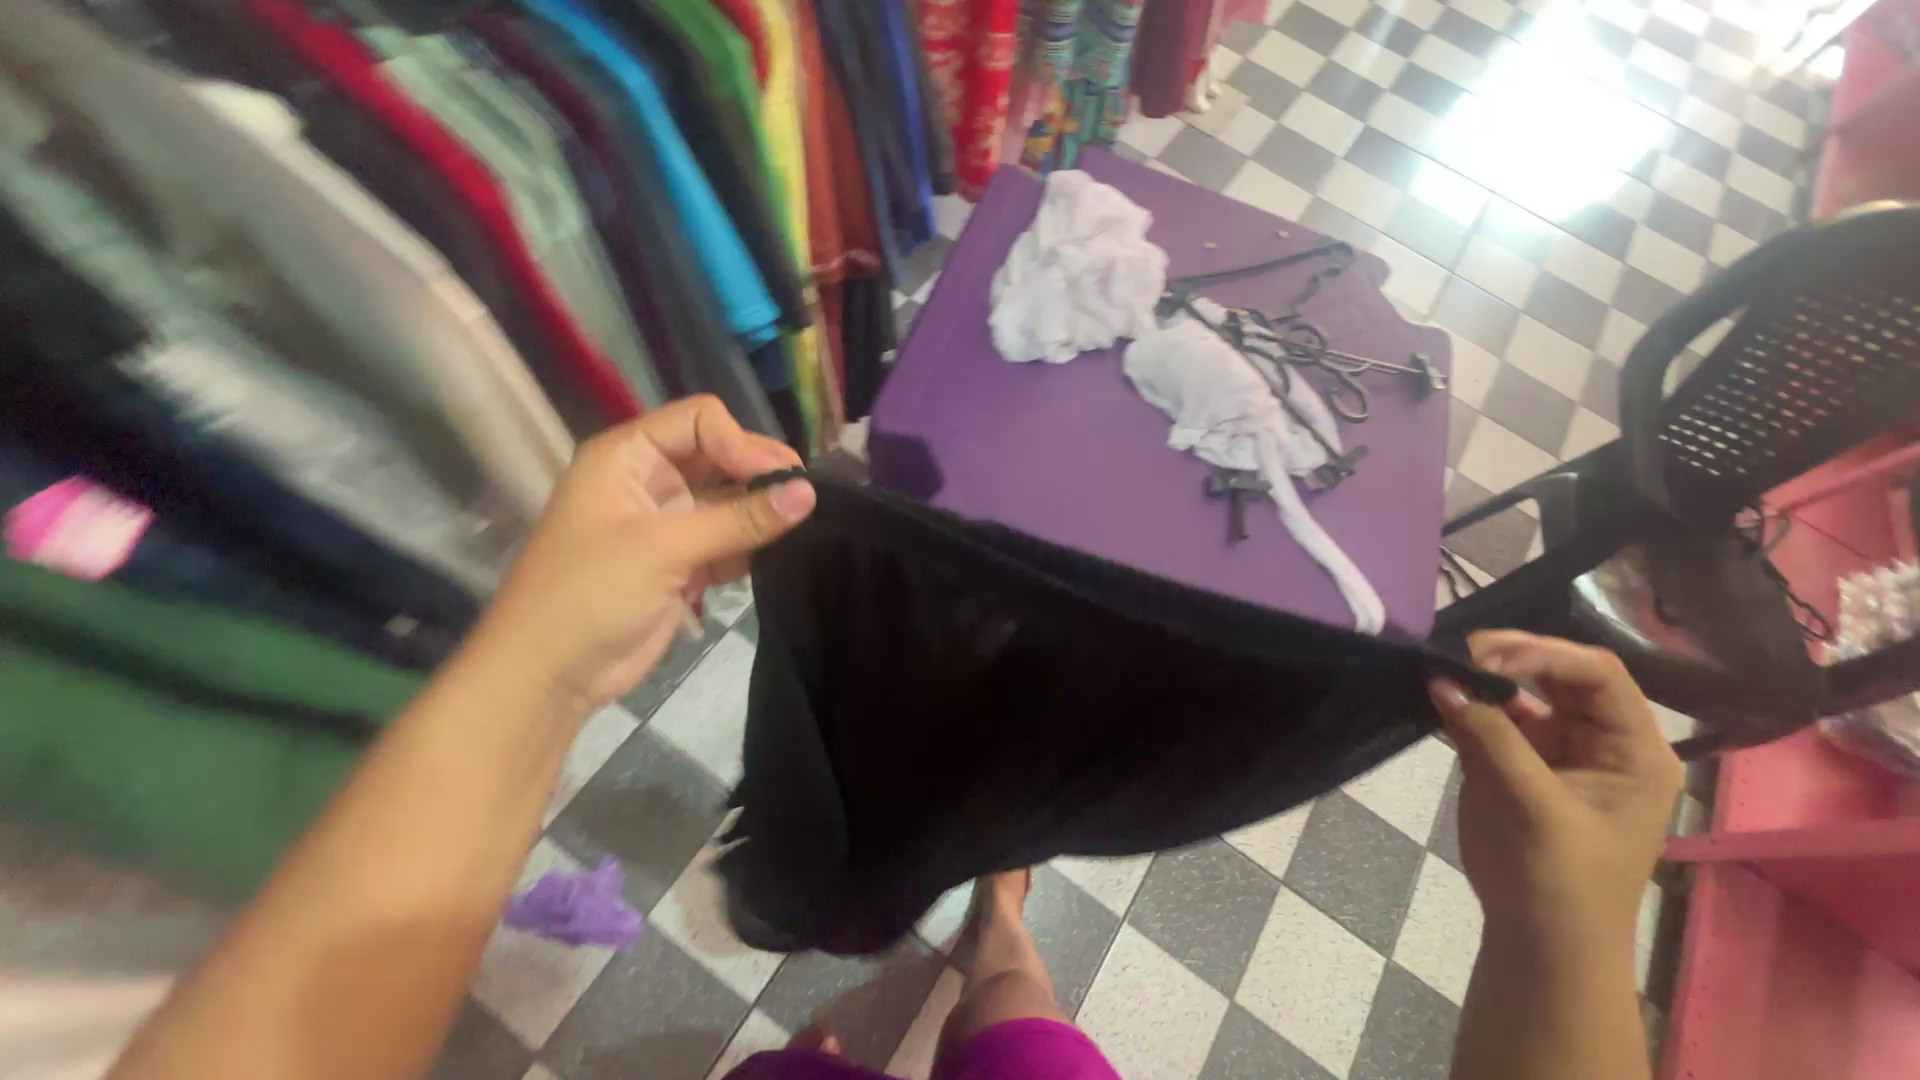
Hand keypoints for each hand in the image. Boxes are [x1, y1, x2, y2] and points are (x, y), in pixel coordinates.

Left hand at [466, 396, 814, 713]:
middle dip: (759, 473)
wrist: (551, 675)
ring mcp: (668, 523)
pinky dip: (753, 545)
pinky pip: (730, 539)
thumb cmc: (591, 594)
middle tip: (805, 497)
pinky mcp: (683, 562)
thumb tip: (809, 492)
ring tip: (805, 523)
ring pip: (729, 500)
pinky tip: (782, 553)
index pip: (700, 421)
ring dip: (762, 511)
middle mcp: (650, 480)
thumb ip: (741, 519)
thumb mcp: (665, 548)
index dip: (741, 443)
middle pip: (720, 456)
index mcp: (629, 457)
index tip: (778, 478)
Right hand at [1428, 631, 1684, 943]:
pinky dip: (1462, 703)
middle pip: (1558, 674)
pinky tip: (1434, 694)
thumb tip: (1441, 681)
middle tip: (1456, 652)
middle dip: (1509, 657)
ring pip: (1519, 691)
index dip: (1544, 654)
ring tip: (1439, 666)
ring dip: (1481, 677)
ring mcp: (1554, 750)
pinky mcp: (1512, 762)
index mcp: (1633, 750)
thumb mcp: (1532, 807)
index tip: (1483, 657)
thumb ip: (1490, 738)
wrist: (1539, 939)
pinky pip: (1488, 718)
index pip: (1597, 675)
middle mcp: (1598, 740)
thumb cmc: (1559, 878)